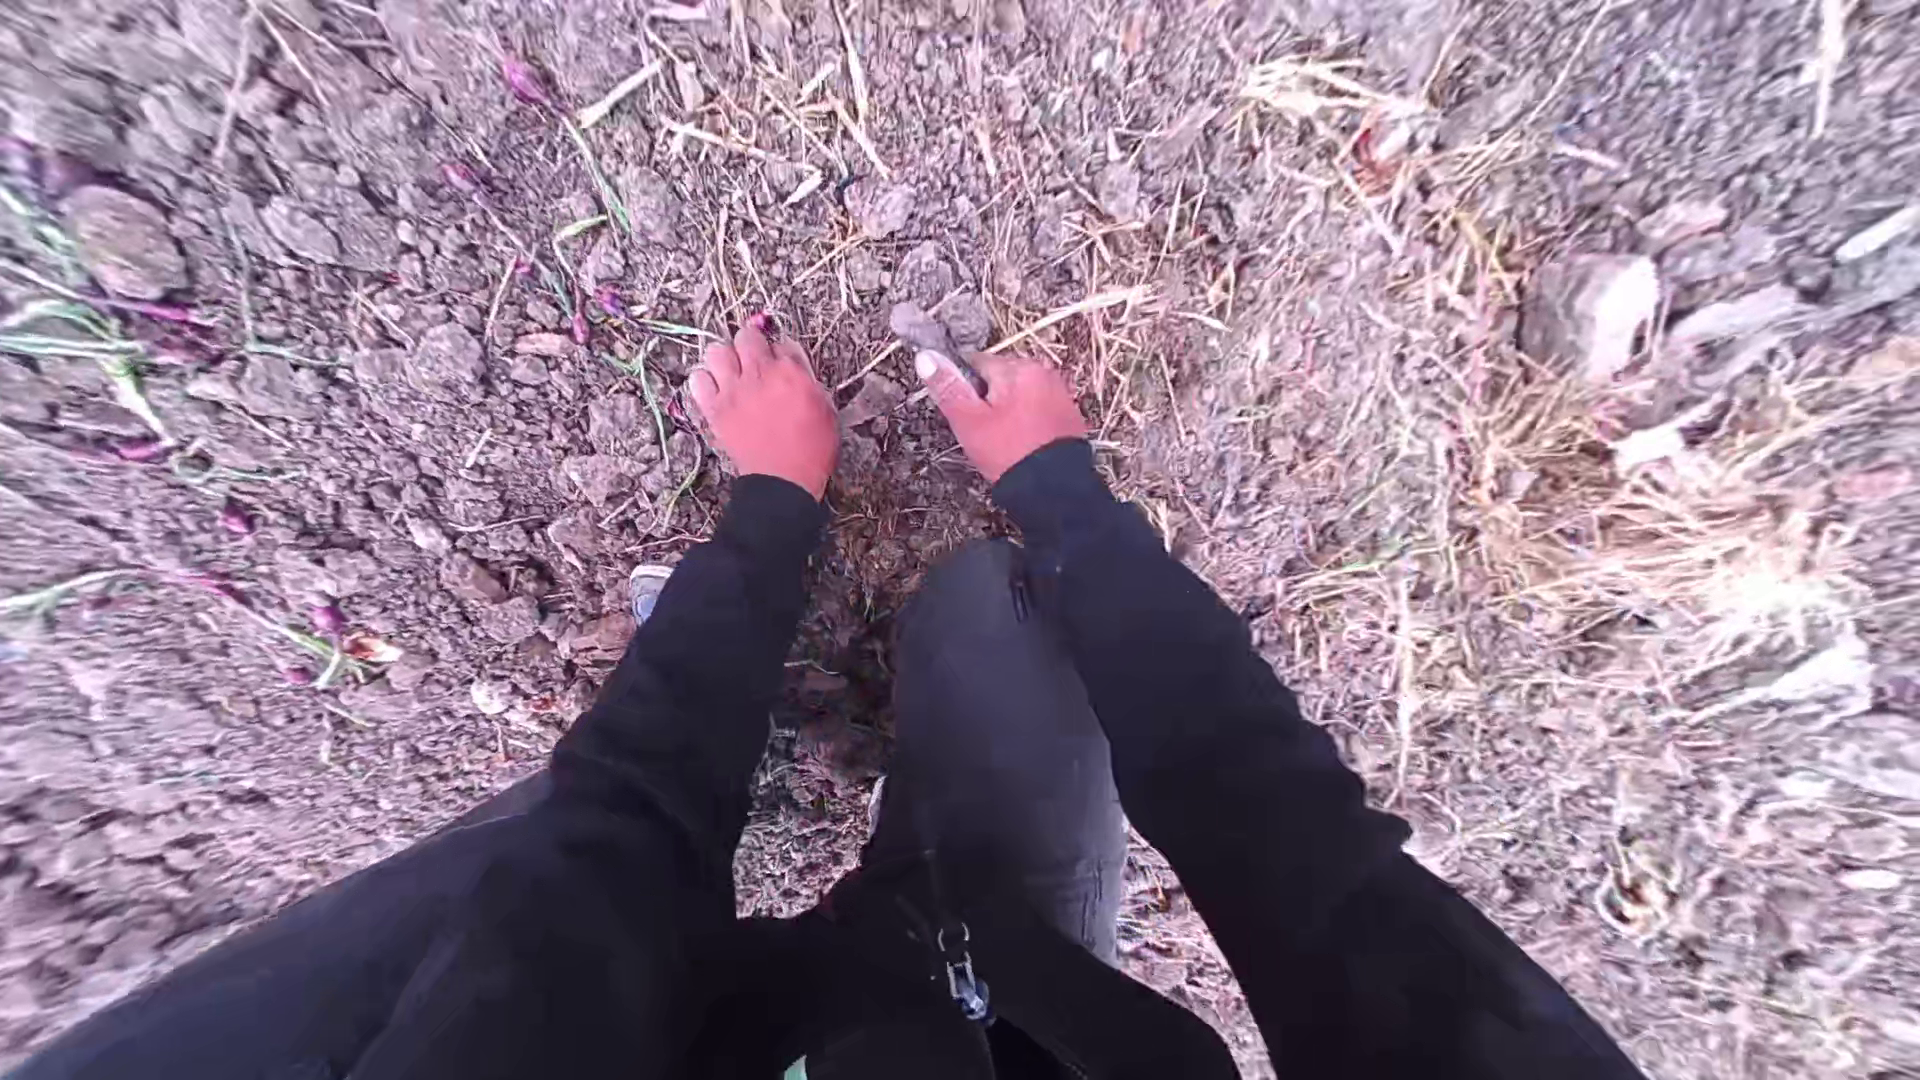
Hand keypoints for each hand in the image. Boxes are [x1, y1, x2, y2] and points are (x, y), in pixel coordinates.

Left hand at [689, 316, 838, 499]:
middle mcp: (759, 375)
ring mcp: (733, 391)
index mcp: (792, 374)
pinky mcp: (715, 409)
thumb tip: (799, 372)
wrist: (783, 482)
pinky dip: (705, 379)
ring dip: (725, 356)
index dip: (783, 351)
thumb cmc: (810, 453)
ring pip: (716, 350)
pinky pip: (698, 380)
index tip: (782, 361)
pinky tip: (717, 388)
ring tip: (732, 369)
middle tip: (755, 354)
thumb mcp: (826, 413)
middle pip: (747, 336)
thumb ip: (810, 385)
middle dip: (752, 342)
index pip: (783, 343)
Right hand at [916, 351, 1086, 482]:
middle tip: (987, 432)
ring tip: (1006, 441)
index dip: (966, 390)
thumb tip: (926, 358)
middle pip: (1001, 378)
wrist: (1053, 489)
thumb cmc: (1010, 455)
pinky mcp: (1069, 416)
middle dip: (990, 401)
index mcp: (1018, 368)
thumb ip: (947, 387)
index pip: (977, 363)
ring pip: (1020, 396)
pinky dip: (1029, 423)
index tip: (968, 414)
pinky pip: (1038, 411)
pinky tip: (1023, 444)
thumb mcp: (969, 421)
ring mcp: (1060, 394)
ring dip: (1010, 412)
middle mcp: (1044, 373)